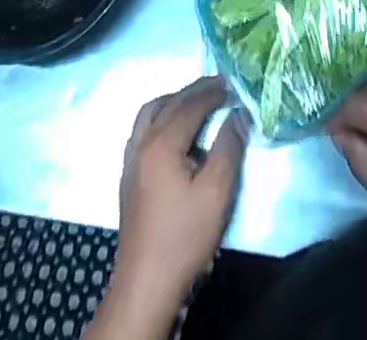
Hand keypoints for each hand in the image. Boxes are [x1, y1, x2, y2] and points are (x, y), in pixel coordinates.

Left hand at [102, 77, 245, 325]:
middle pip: (167, 103)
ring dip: (174, 101)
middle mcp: (141, 144)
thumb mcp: (216, 192)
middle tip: (219, 86)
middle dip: (194, 90)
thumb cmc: (184, 236)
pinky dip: (160, 118)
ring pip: (149, 114)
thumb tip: (239, 114)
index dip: (213, 91)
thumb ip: (229, 147)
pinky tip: (174, 133)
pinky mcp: (128, 177)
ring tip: (197, 102)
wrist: (146, 282)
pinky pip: (142, 130)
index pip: (190, 105)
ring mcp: (130, 160)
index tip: (234, 83)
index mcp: (161, 144)